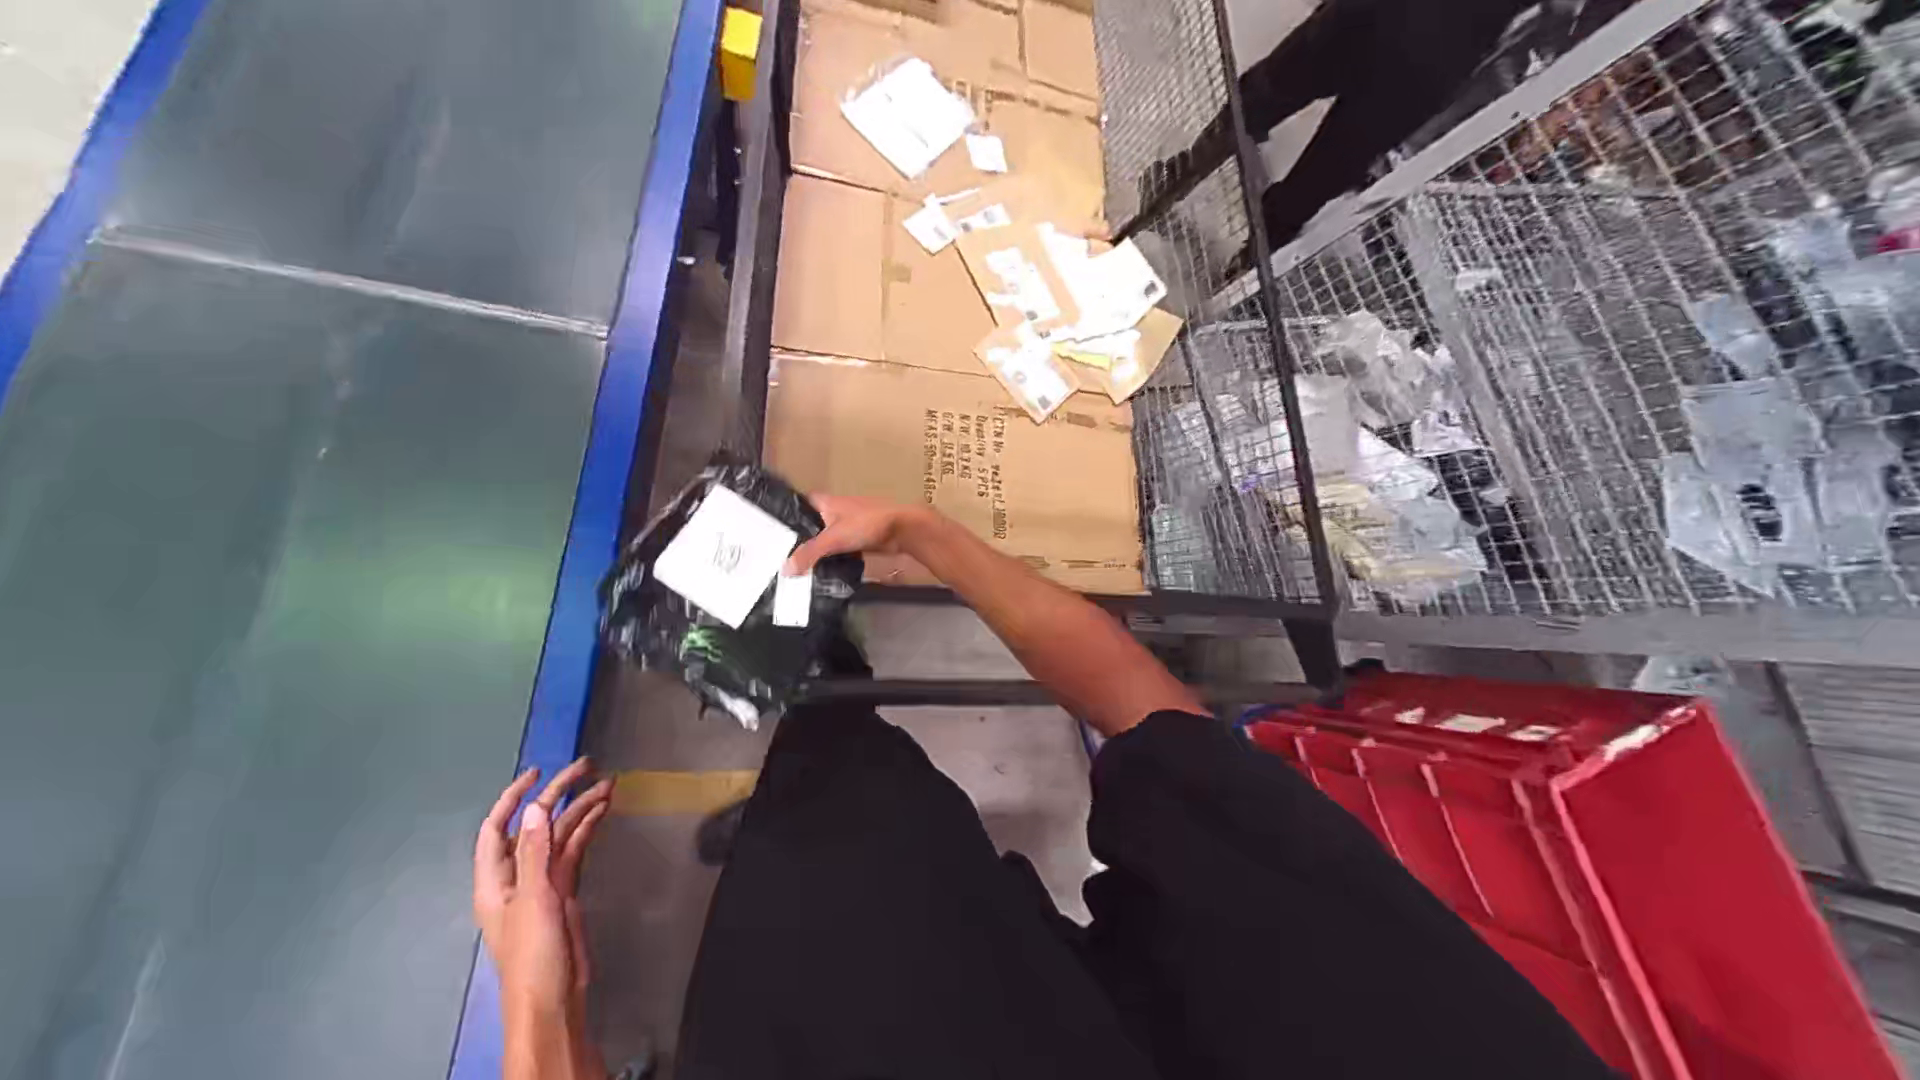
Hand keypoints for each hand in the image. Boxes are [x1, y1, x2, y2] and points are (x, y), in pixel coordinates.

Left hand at [473, 758, 612, 1026]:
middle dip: (559, 794)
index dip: (513, 798)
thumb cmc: (532, 954)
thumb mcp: (533, 902)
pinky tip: (605, 811)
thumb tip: (538, 807)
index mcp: (496, 880)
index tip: (538, 772)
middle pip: (536, 826)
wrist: (554, 998)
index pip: (497, 829)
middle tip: (588, 767)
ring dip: (582, 809)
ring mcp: (543, 882)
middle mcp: (517, 875)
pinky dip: (589, 828)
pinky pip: (575, 849)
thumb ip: (536, 853)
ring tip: (609, 784)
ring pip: (561, 835)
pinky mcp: (565, 889)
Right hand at [785, 494, 934, 574]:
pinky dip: (832, 558)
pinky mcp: (859, 539)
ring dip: (817, 551)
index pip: (798, 504)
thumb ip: (809, 553)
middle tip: (782, 557)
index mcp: (824, 502)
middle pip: (810, 525)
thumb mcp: (833, 538)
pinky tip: (822, 570)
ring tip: (798, 568)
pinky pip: (839, 550)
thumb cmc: (867, 523)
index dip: (786, 516)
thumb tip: (787, 569)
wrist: (902, 529)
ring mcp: (848, 525)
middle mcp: (834, 511)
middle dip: (800, 539)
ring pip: (825, 539)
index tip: (771, 532)